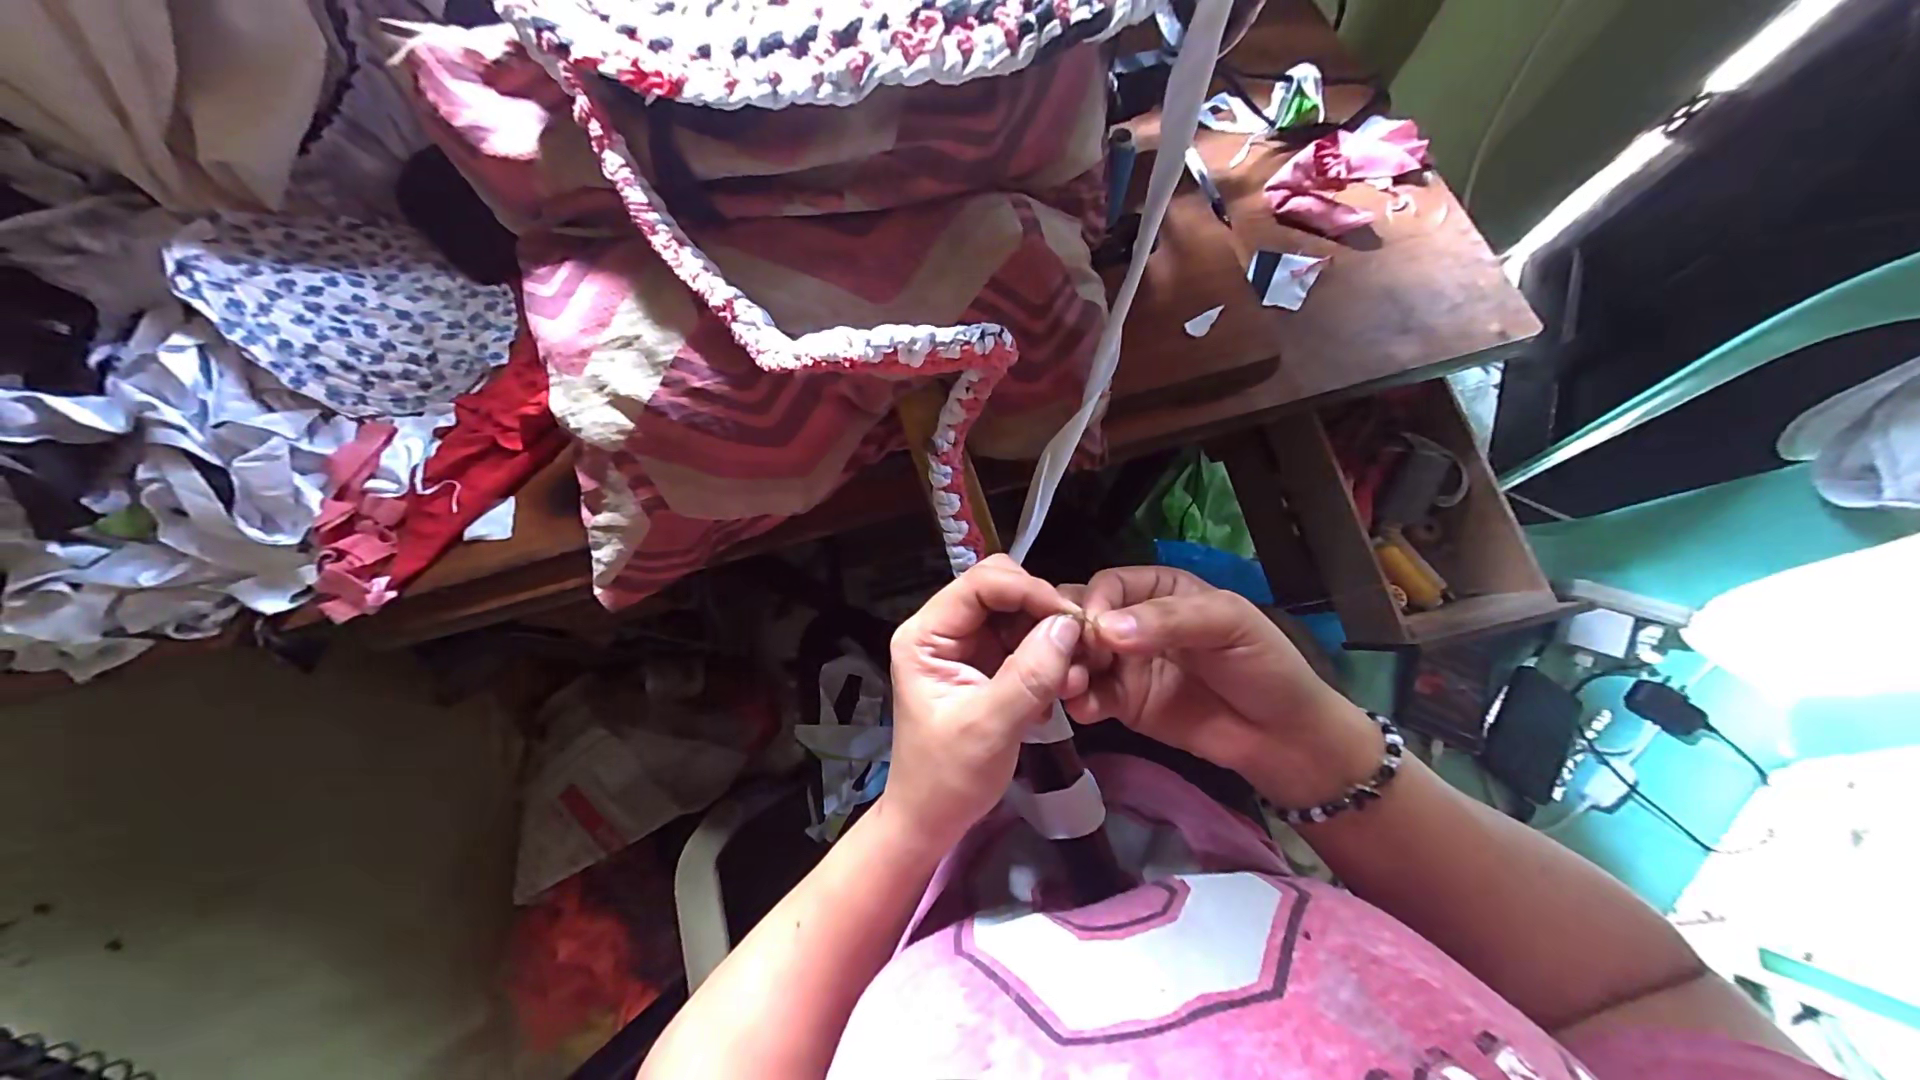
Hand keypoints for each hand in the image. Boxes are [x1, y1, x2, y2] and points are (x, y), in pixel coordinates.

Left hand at [884, 555, 1087, 849]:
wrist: (933, 818)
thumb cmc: (947, 777)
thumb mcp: (990, 727)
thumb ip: (1029, 674)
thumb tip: (1068, 625)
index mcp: (926, 635)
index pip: (980, 584)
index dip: (1028, 590)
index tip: (1070, 618)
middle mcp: (945, 630)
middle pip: (1001, 589)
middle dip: (1042, 610)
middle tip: (1077, 642)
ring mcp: (967, 646)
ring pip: (1018, 613)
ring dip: (1050, 635)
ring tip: (1072, 675)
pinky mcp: (987, 664)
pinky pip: (1025, 641)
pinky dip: (1049, 656)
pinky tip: (1063, 685)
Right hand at [1062, 566, 1380, 806]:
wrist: (1284, 738)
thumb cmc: (1264, 664)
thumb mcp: (1229, 623)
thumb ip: (1169, 619)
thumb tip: (1106, 628)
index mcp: (1158, 589)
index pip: (1109, 584)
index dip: (1094, 602)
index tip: (1091, 629)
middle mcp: (1132, 622)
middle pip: (1082, 616)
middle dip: (1066, 634)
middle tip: (1065, 657)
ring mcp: (1124, 664)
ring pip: (1077, 655)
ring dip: (1067, 666)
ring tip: (1071, 685)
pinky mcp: (1122, 703)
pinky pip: (1089, 696)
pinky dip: (1080, 700)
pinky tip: (1083, 708)